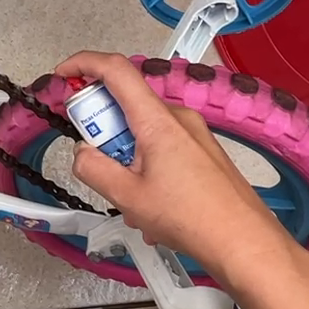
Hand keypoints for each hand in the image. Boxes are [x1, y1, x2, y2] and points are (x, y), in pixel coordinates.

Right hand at [57, 52, 296, 281]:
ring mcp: (193, 133)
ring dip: (122, 154)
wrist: (245, 244)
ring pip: (140, 128)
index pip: (116, 70)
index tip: (63, 75)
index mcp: (157, 121)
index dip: (83, 63)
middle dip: (100, 128)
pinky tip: (148, 202)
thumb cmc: (196, 220)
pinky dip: (142, 164)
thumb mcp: (126, 196)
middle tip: (96, 160)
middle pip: (125, 103)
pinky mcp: (201, 150)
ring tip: (129, 195)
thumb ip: (92, 168)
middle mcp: (178, 118)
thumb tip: (81, 153)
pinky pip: (159, 144)